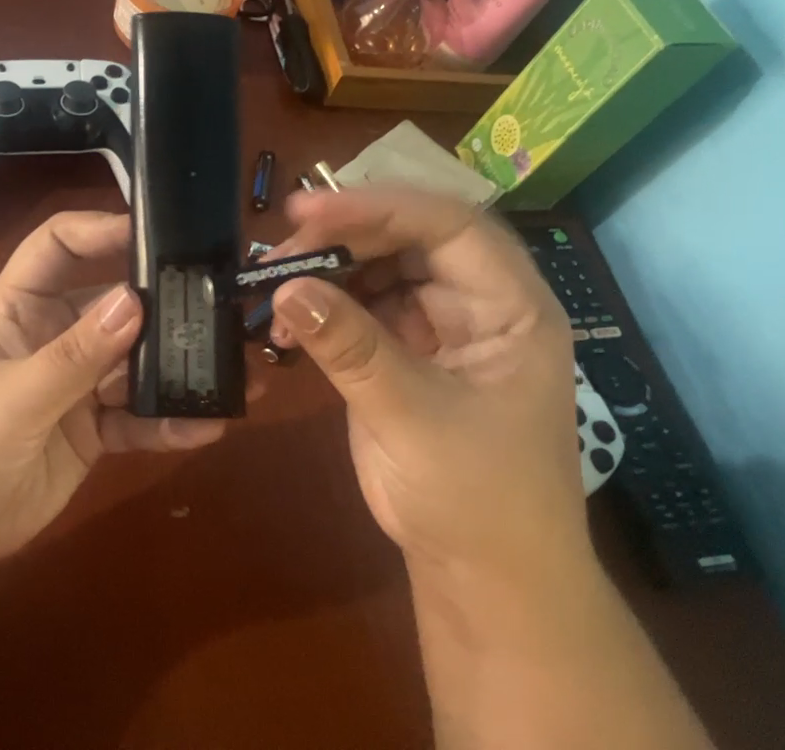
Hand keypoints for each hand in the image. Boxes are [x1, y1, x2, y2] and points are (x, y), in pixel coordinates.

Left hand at [0, 211, 227, 564]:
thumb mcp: (14, 395)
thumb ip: (76, 354)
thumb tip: (135, 299)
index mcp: (19, 308)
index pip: (59, 247)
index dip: (102, 230)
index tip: (160, 234)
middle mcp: (53, 336)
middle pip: (114, 304)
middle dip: (164, 305)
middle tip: (226, 307)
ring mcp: (75, 385)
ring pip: (135, 363)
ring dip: (179, 368)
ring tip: (238, 373)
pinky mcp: (92, 432)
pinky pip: (138, 419)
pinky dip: (169, 423)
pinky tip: (207, 427)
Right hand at [266, 188, 583, 580]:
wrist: (484, 575)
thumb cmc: (476, 497)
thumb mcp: (412, 417)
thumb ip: (351, 347)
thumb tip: (286, 287)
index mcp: (512, 307)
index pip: (448, 226)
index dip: (378, 208)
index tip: (306, 212)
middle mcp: (478, 305)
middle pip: (408, 240)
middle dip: (342, 239)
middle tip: (276, 251)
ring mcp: (439, 329)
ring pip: (378, 271)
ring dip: (325, 274)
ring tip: (272, 290)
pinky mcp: (404, 356)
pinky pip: (359, 311)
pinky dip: (321, 310)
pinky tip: (285, 327)